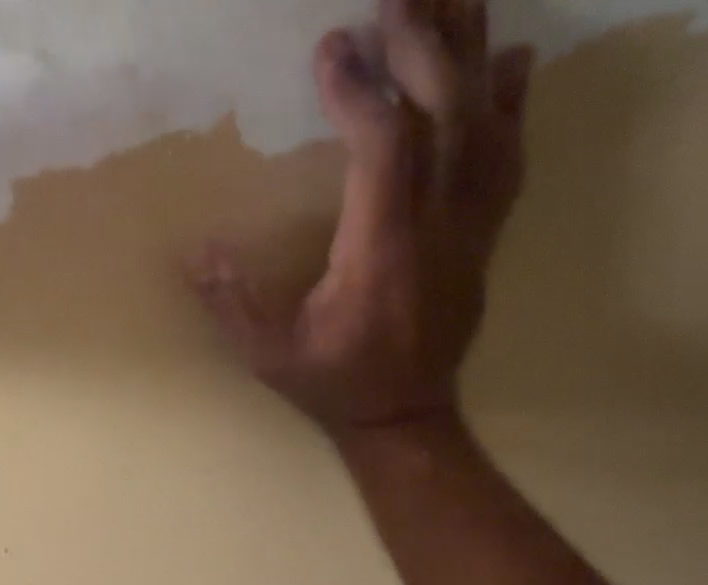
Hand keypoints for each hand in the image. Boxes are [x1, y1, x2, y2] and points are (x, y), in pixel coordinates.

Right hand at [189, 0, 533, 440]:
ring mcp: (472, 227)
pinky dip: (513, 100)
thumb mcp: (267, 355)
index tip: (332, 46)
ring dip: (470, 52)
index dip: (361, 91)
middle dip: (423, 44)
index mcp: (382, 253)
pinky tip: (511, 55)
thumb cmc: (332, 385)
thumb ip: (232, 302)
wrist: (406, 418)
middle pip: (447, 115)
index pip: (386, 149)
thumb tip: (194, 251)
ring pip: (487, 124)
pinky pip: (511, 156)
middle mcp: (439, 228)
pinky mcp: (485, 232)